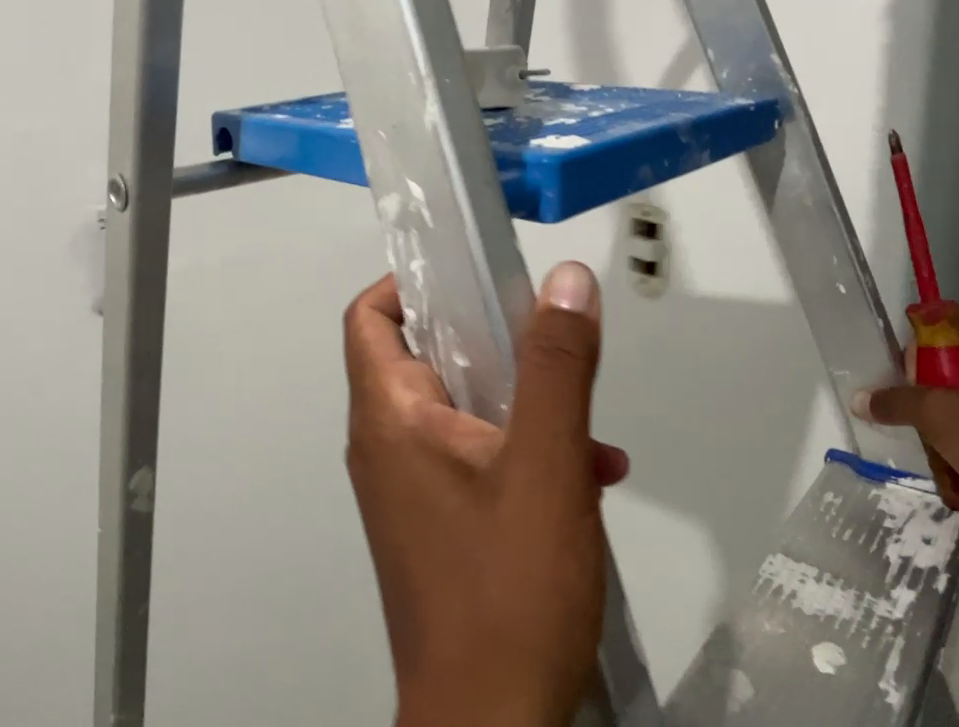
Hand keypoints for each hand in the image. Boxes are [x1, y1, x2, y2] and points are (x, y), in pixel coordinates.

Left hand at [343, 262, 624, 726]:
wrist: (490, 719)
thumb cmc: (506, 591)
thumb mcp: (545, 464)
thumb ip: (557, 366)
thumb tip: (565, 281)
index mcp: (390, 419)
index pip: (371, 317)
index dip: (412, 283)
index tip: (473, 276)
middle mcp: (387, 448)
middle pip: (424, 358)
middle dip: (493, 347)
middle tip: (550, 349)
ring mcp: (411, 490)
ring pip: (461, 412)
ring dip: (523, 406)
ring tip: (587, 432)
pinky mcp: (438, 525)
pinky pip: (474, 460)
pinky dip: (522, 453)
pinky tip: (585, 480)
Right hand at [852, 328, 958, 542]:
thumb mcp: (939, 415)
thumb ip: (896, 401)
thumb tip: (860, 400)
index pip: (952, 337)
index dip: (922, 352)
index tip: (902, 379)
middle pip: (953, 377)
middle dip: (926, 399)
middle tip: (913, 417)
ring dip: (940, 431)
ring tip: (929, 448)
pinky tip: (950, 470)